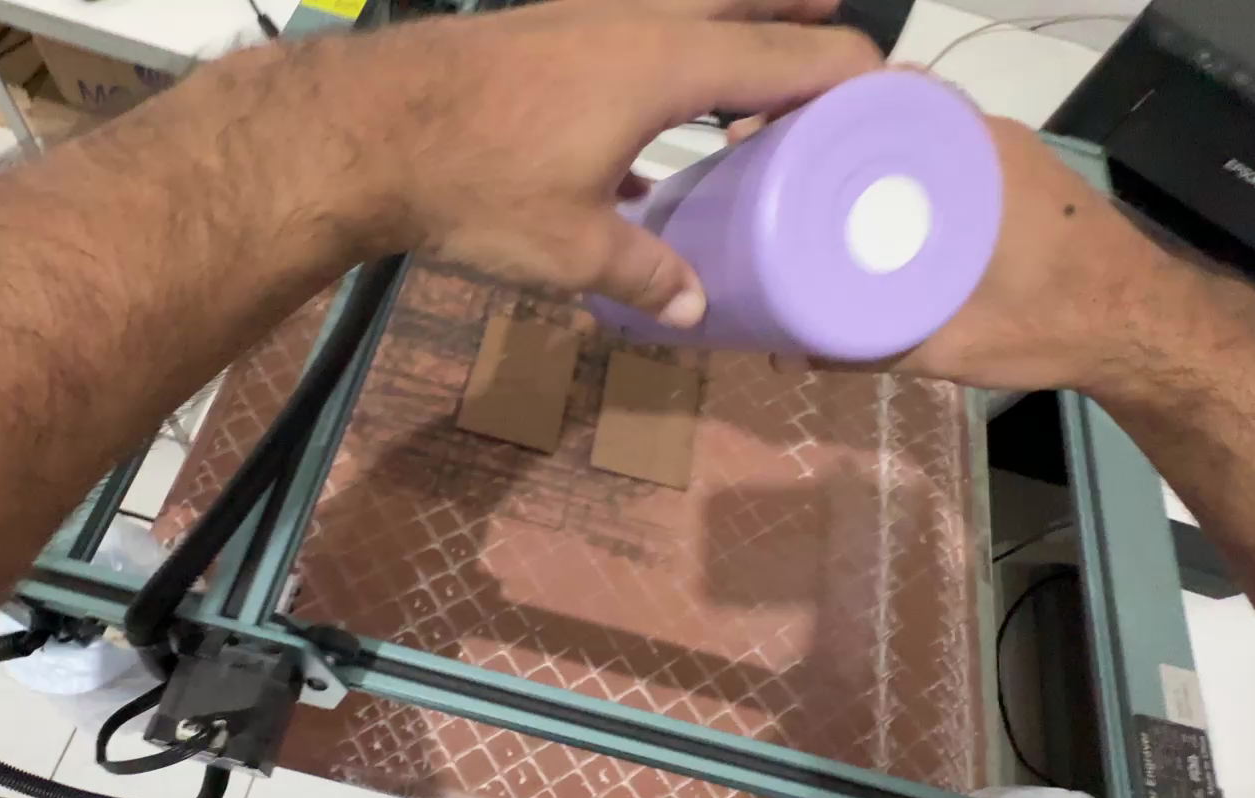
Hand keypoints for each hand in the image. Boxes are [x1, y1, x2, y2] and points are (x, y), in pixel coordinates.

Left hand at [275, 0, 884, 327]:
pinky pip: (626, 38)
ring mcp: (584, 15)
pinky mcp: (542, 35)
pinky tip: (646, 128)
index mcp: (664, 63)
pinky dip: (656, 70)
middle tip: (829, 51)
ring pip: (680, 12)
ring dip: (723, 40)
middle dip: (794, 23)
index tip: (883, 90)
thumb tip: (691, 310)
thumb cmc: (482, 188)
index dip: (842, 70)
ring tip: (744, 85)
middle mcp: (636, 18)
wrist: (371, 135)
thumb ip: (642, 274)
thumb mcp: (571, 249)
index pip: (782, 56)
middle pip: (742, 4)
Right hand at [733, 107, 1194, 390]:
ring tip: (790, 184)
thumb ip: (861, 350)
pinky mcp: (1002, 176)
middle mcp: (983, 138)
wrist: (1140, 327)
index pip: (881, 99)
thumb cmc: (1050, 328)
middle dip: (818, 128)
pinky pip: (929, 155)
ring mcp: (995, 154)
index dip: (814, 109)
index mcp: (972, 157)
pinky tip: (851, 210)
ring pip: (906, 132)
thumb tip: (780, 354)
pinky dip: (885, 169)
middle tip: (759, 162)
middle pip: (884, 111)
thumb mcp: (946, 347)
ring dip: (850, 150)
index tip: (762, 134)